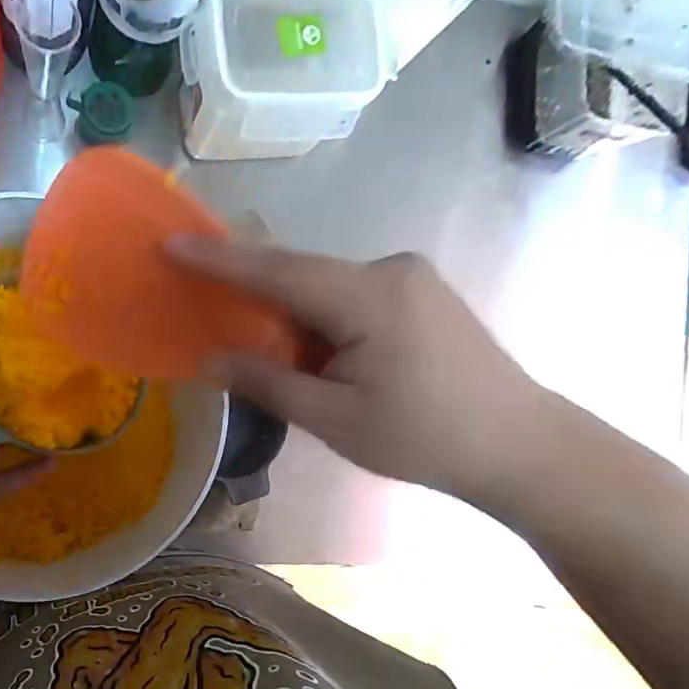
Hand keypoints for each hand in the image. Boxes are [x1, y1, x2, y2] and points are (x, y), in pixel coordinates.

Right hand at [165, 238, 561, 504]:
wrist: (517, 444)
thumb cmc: (423, 438)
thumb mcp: (335, 419)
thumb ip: (269, 383)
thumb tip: (210, 360)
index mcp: (368, 296)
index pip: (277, 270)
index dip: (219, 259)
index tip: (170, 243)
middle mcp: (391, 269)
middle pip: (302, 276)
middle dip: (256, 298)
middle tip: (214, 321)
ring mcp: (412, 279)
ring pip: (327, 288)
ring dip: (294, 318)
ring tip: (278, 362)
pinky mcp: (423, 295)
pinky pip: (353, 297)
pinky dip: (324, 321)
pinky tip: (321, 357)